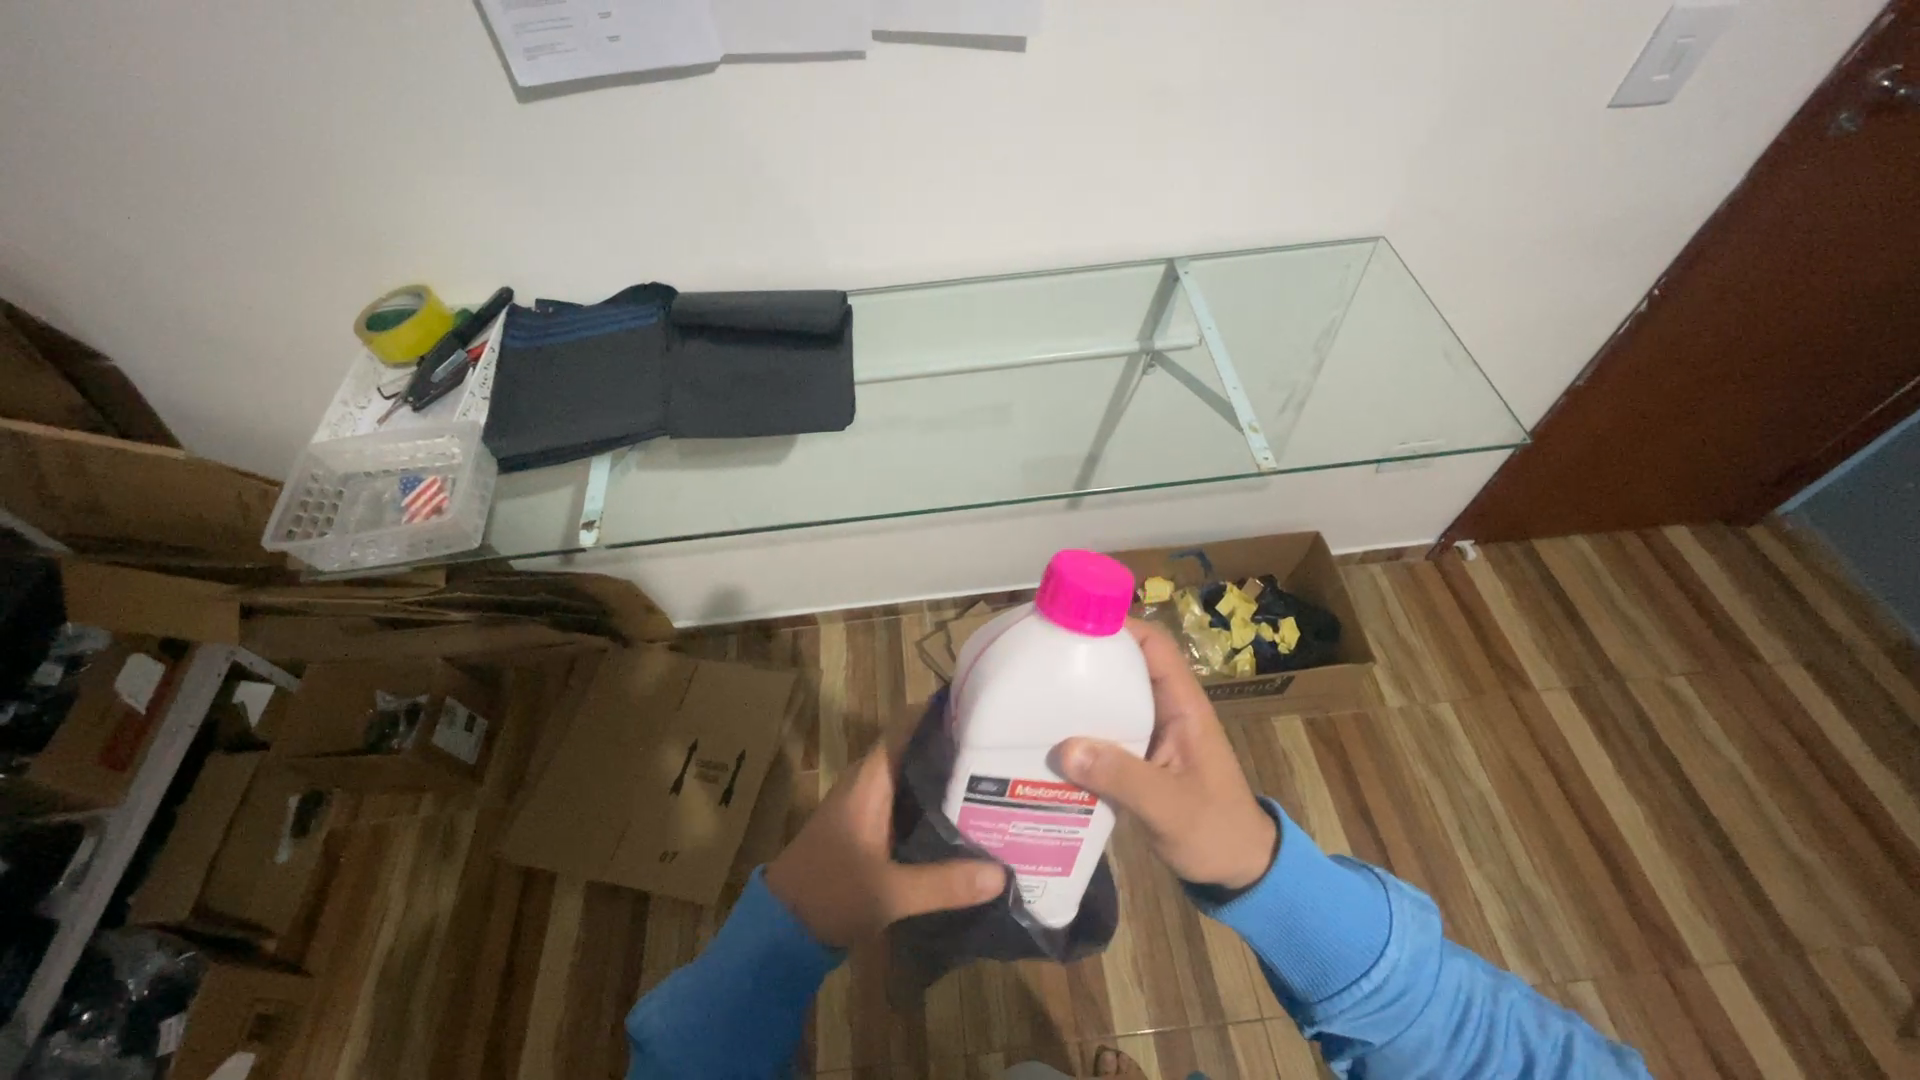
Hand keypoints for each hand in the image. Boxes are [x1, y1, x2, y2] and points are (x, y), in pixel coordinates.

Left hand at [765, 735, 1004, 947]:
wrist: (780, 927)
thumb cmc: (829, 894)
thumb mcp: (890, 893)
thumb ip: (945, 884)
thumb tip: (1002, 873)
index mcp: (870, 781)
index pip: (907, 725)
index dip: (942, 713)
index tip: (983, 711)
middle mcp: (868, 782)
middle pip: (916, 748)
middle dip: (955, 747)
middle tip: (1003, 752)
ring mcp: (866, 804)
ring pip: (913, 776)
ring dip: (946, 777)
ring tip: (996, 781)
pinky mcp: (868, 826)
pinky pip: (907, 800)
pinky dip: (934, 802)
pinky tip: (965, 819)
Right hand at [1055, 620, 1278, 890]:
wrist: (1239, 872)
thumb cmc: (1215, 831)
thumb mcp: (1170, 807)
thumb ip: (1122, 777)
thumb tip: (1064, 748)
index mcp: (1183, 706)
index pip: (1153, 645)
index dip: (1117, 625)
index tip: (1071, 621)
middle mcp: (1166, 710)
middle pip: (1125, 665)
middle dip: (1086, 656)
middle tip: (1037, 656)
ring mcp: (1151, 734)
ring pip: (1111, 697)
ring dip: (1078, 694)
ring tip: (1031, 692)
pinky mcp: (1138, 758)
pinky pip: (1105, 730)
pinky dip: (1080, 729)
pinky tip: (1047, 740)